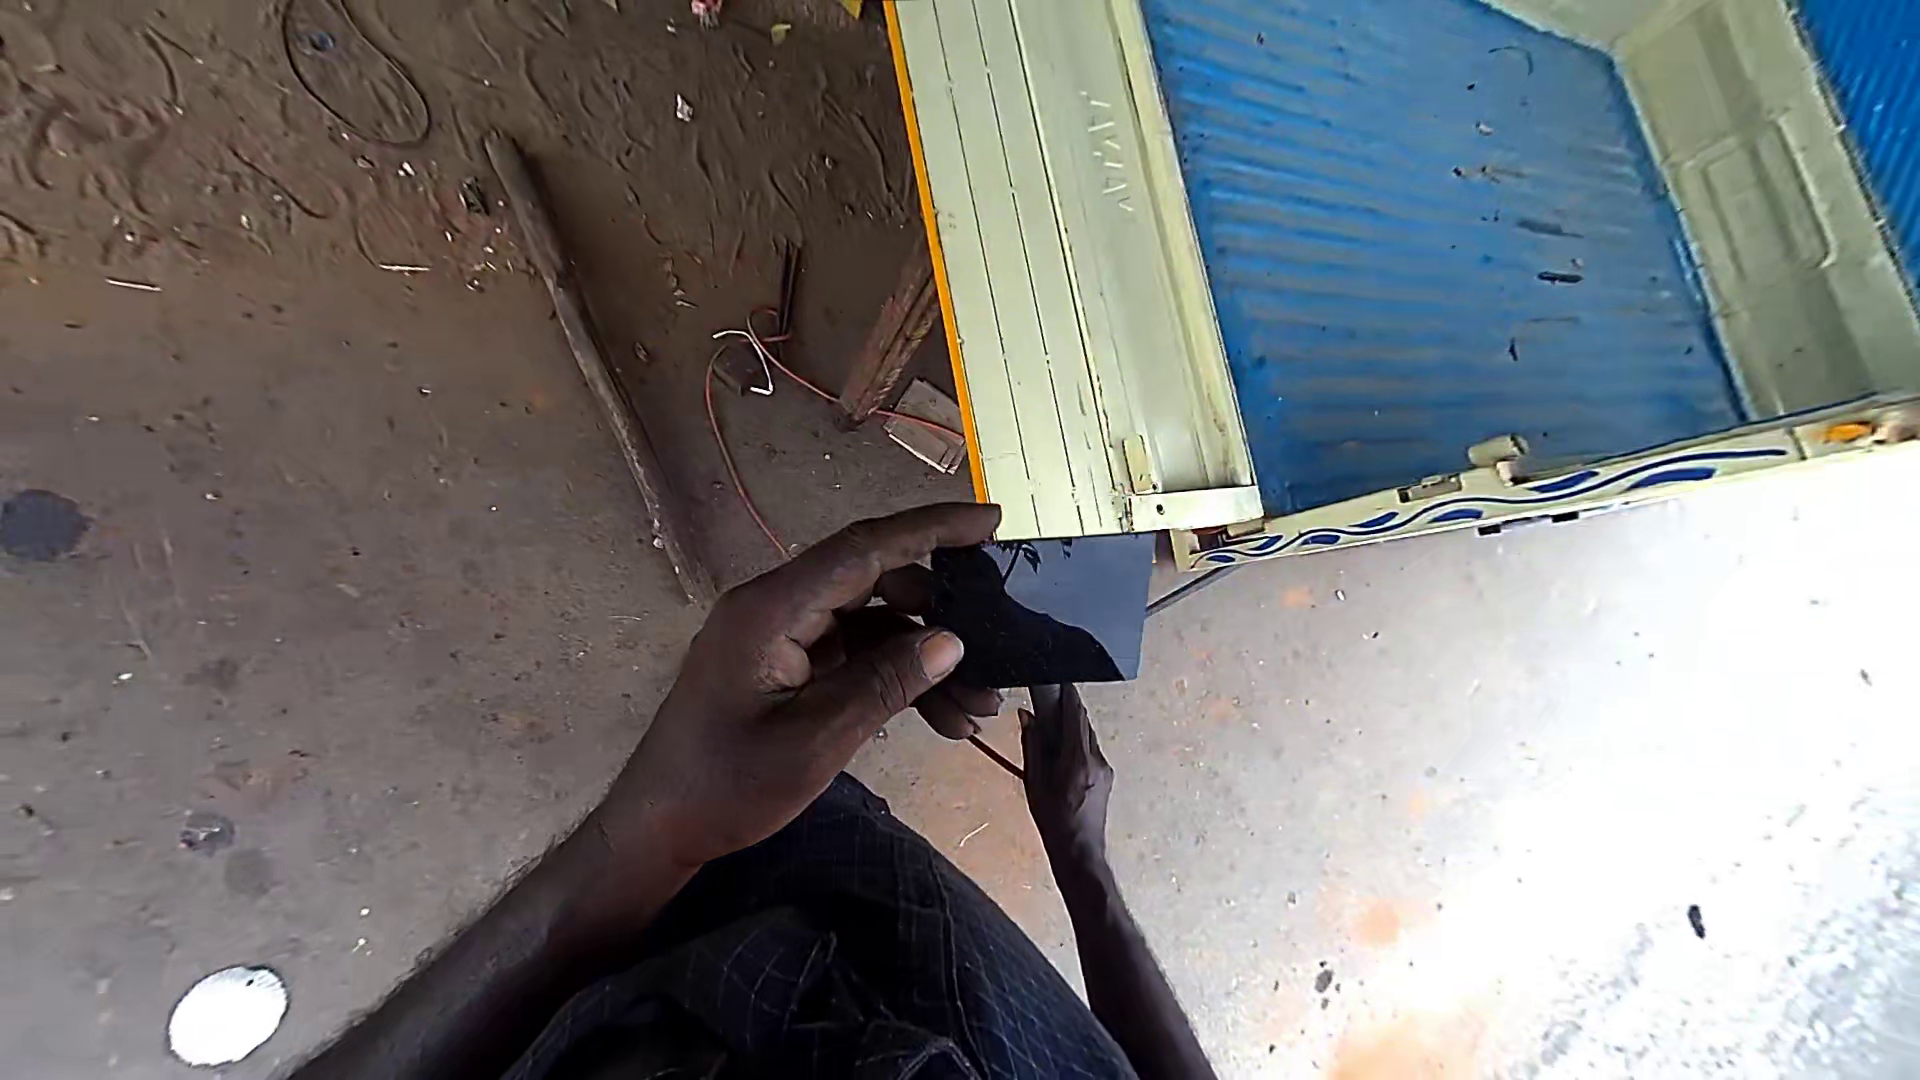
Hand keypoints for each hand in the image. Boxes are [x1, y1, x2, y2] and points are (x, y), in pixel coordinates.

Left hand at [593, 503, 1001, 870]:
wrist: (662, 829)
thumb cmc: (725, 788)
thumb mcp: (815, 741)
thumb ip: (885, 682)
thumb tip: (952, 641)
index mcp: (774, 608)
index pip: (864, 548)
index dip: (931, 528)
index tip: (989, 521)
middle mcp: (782, 605)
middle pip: (877, 580)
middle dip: (942, 607)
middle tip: (999, 625)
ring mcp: (790, 632)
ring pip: (877, 622)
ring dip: (927, 655)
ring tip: (978, 705)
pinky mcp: (798, 659)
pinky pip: (861, 652)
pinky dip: (901, 675)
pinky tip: (943, 716)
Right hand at [1020, 684, 1112, 865]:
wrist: (1079, 852)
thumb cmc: (1053, 820)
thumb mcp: (1034, 782)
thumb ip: (1032, 746)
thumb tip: (1028, 715)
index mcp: (1078, 760)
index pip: (1076, 714)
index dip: (1068, 692)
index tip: (1059, 677)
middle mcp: (1097, 760)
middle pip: (1083, 721)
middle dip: (1068, 707)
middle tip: (1051, 698)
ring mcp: (1106, 767)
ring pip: (1088, 734)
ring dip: (1073, 725)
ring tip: (1053, 727)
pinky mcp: (1108, 774)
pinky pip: (1092, 748)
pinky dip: (1078, 741)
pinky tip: (1063, 750)